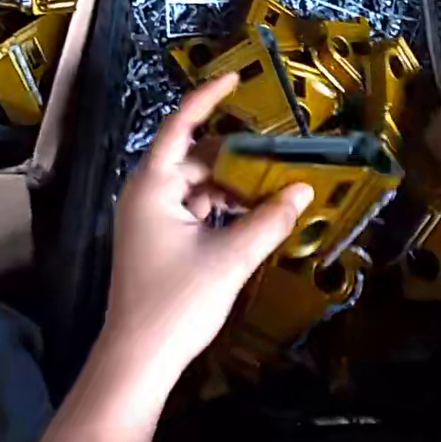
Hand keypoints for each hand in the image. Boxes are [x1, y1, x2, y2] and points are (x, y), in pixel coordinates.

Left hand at [102, 73, 313, 383]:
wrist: (137, 362)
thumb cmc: (176, 302)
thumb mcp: (230, 257)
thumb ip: (268, 220)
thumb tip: (303, 189)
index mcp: (153, 184)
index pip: (180, 125)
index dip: (208, 98)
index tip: (235, 79)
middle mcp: (146, 192)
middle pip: (194, 157)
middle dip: (232, 154)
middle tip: (272, 149)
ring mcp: (149, 215)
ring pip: (195, 183)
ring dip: (229, 183)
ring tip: (268, 183)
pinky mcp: (157, 236)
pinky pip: (192, 205)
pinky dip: (218, 204)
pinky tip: (248, 213)